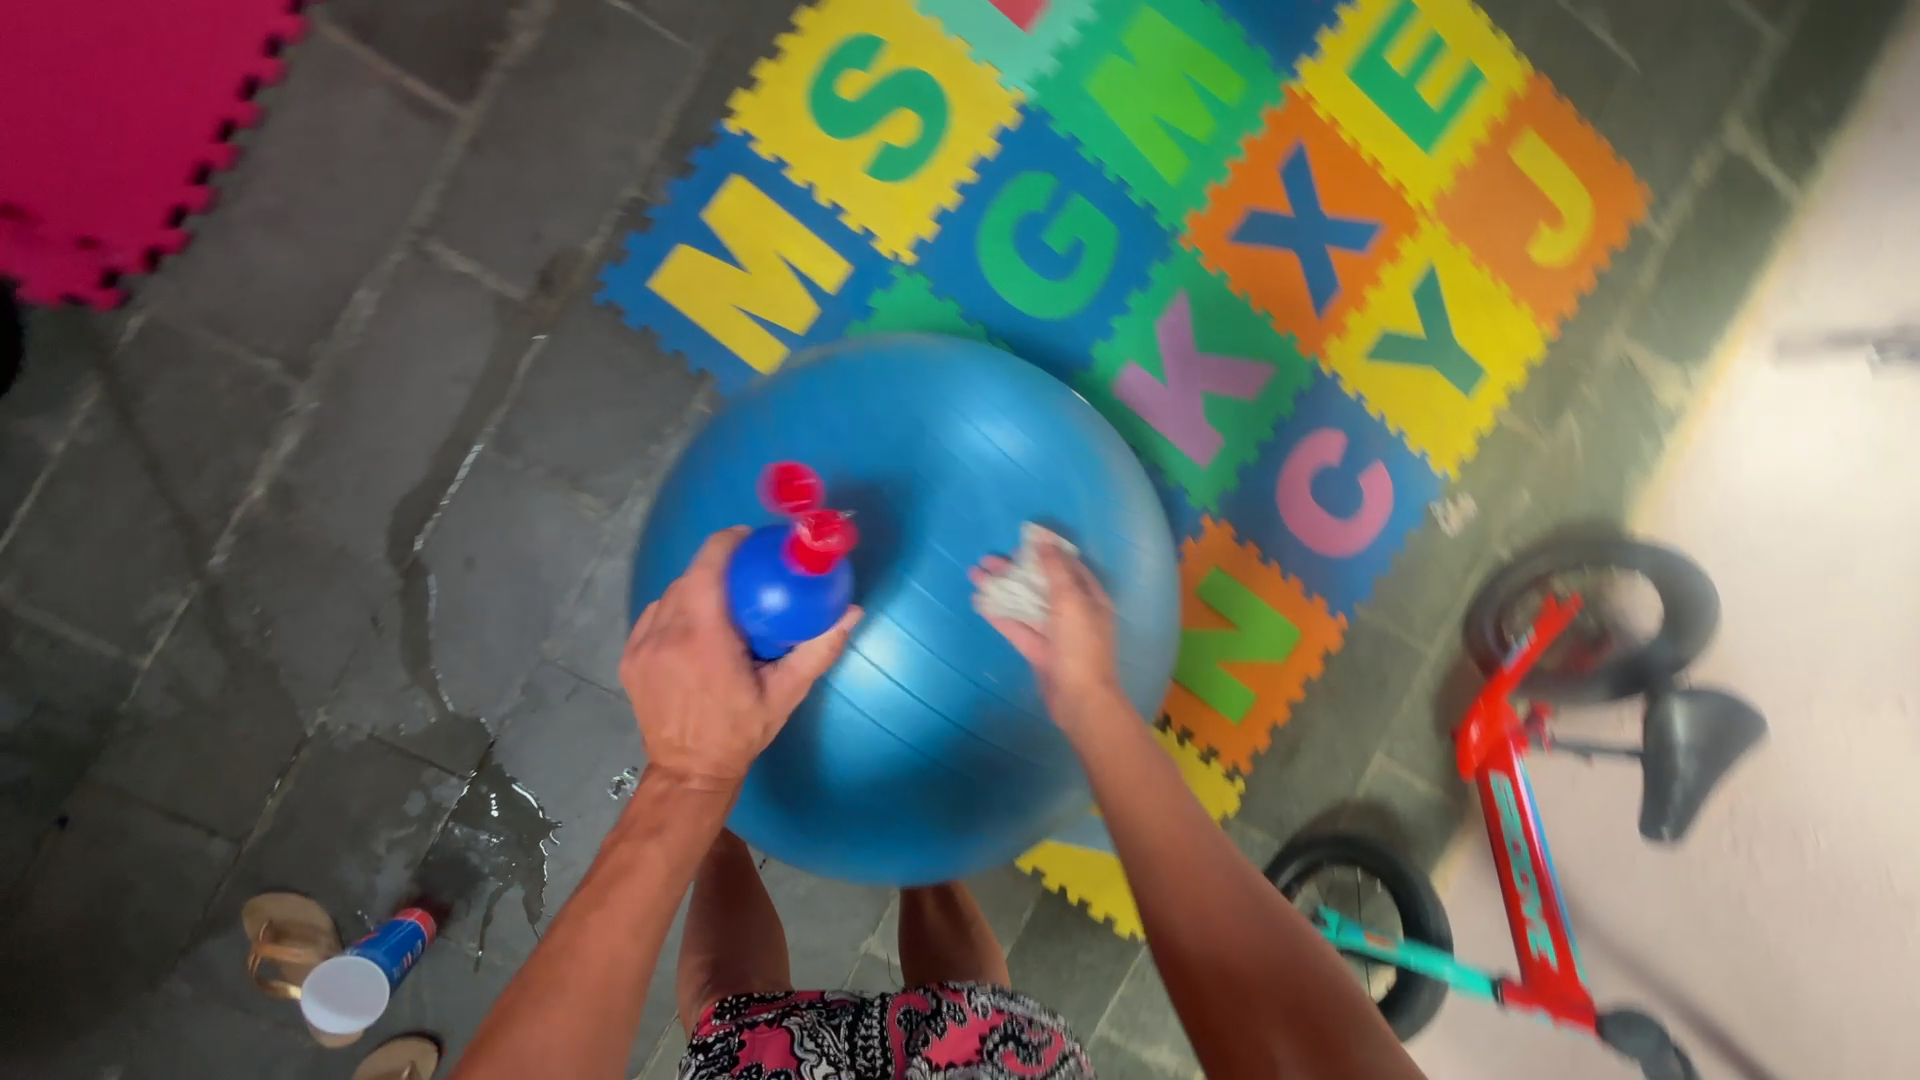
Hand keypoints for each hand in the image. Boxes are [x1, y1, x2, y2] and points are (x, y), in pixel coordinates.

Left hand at [620, 526, 861, 790]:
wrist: (689, 772)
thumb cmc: (740, 732)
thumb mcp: (786, 693)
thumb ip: (818, 649)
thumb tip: (851, 612)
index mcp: (703, 638)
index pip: (708, 567)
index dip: (727, 542)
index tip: (750, 539)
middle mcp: (665, 634)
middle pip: (689, 577)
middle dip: (717, 566)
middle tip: (747, 573)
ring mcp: (642, 646)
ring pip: (669, 595)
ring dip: (696, 589)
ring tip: (724, 598)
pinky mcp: (630, 658)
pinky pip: (655, 616)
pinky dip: (676, 611)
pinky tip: (697, 625)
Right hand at [970, 535, 1122, 731]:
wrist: (1081, 701)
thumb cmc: (1081, 647)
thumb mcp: (1071, 602)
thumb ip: (1055, 570)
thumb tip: (1044, 541)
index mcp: (1090, 597)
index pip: (1067, 566)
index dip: (1045, 552)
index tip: (1021, 540)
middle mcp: (1074, 612)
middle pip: (1041, 584)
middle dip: (1014, 571)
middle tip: (986, 559)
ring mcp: (1055, 632)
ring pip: (1026, 605)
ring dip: (1002, 590)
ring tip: (975, 575)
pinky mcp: (1039, 650)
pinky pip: (1018, 627)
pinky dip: (1000, 614)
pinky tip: (980, 603)